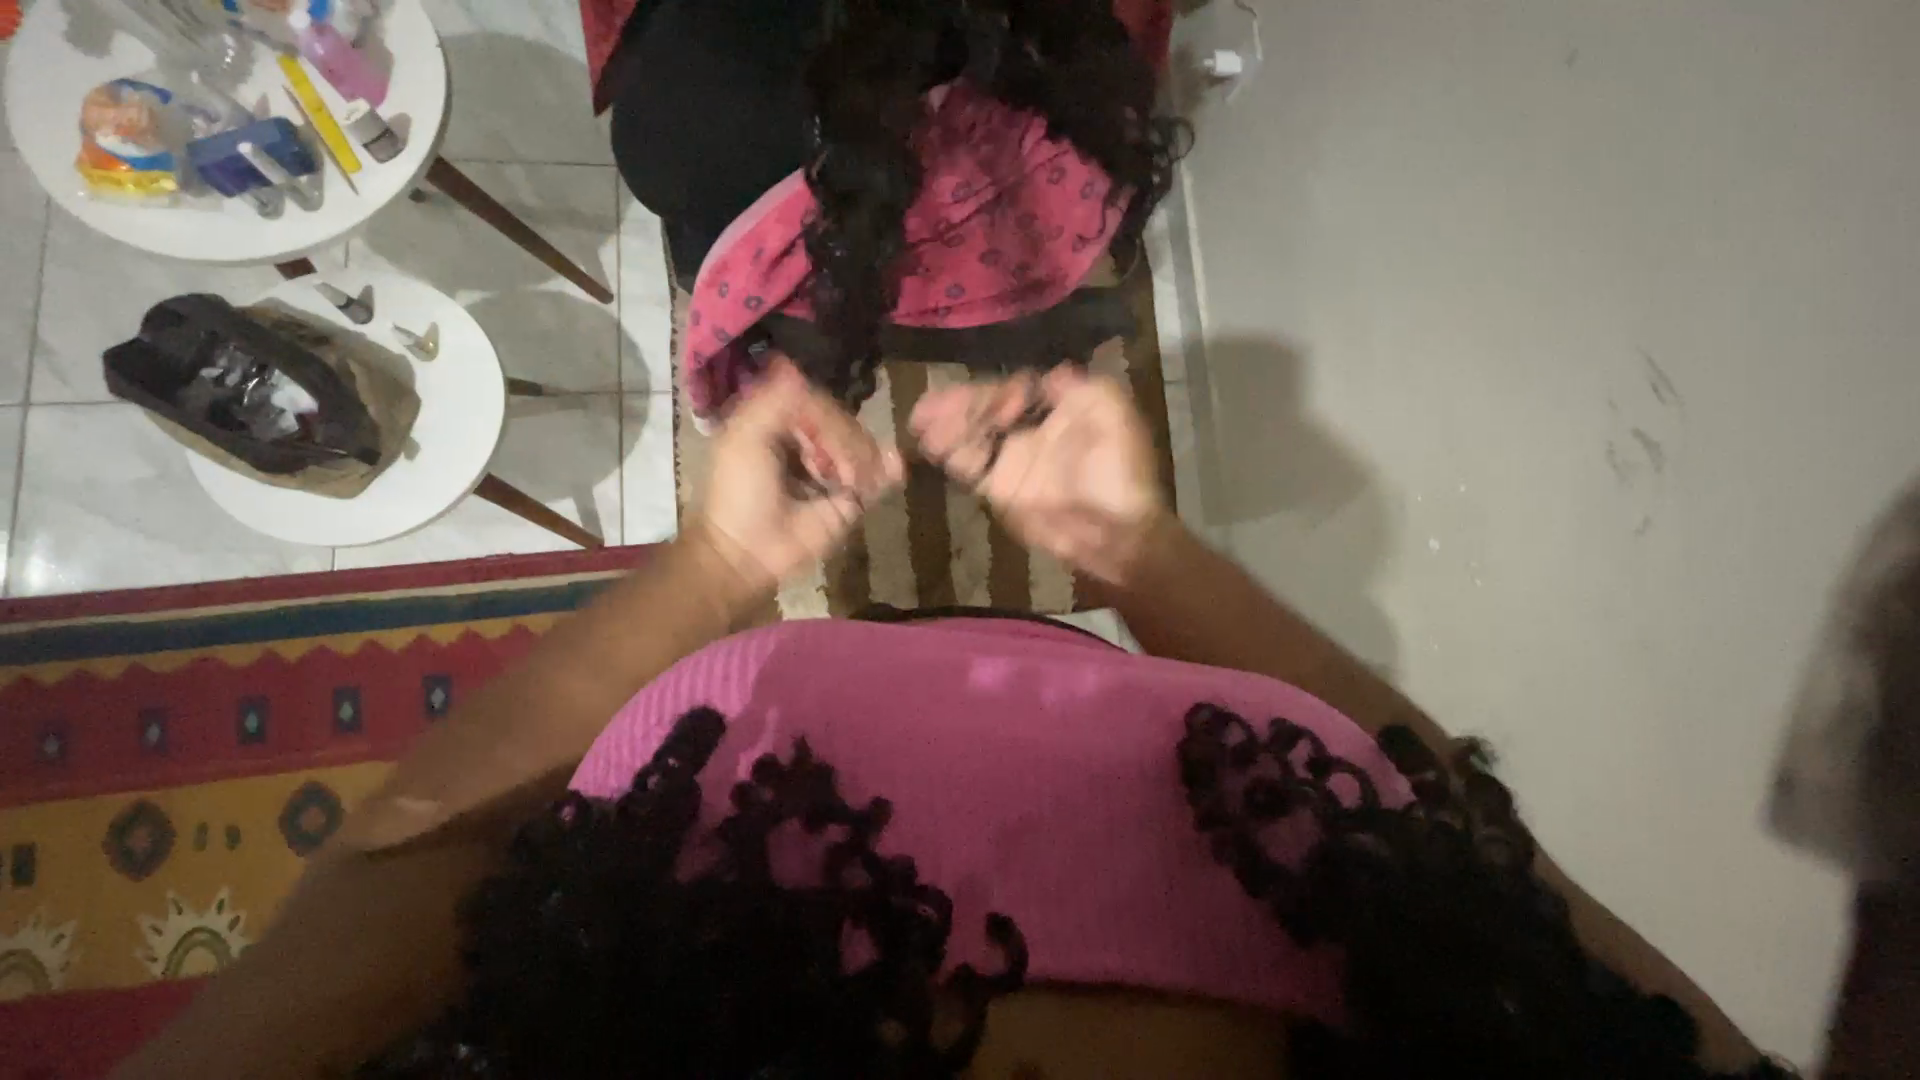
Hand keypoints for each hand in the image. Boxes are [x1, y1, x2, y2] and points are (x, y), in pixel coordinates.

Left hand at [690, 357, 902, 596]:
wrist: (747, 550)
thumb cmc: (739, 491)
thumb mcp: (744, 435)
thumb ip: (773, 400)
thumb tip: (795, 366)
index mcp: (782, 425)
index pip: (817, 402)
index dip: (823, 415)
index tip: (814, 434)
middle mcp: (810, 444)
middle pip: (844, 423)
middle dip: (842, 439)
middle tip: (826, 466)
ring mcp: (833, 473)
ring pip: (864, 447)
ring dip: (860, 457)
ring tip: (845, 481)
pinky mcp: (850, 501)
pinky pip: (878, 478)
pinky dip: (889, 469)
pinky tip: (893, 466)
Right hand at [910, 365, 1167, 583]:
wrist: (1114, 531)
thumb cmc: (1120, 471)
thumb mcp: (1113, 413)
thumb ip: (1081, 388)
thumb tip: (1052, 372)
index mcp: (1055, 409)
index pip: (1015, 389)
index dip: (1001, 392)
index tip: (1000, 402)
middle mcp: (1029, 429)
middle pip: (985, 410)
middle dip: (957, 406)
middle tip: (926, 406)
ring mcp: (1012, 460)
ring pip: (972, 435)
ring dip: (946, 427)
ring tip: (920, 423)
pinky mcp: (1000, 489)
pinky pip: (970, 467)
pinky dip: (951, 455)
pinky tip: (931, 447)